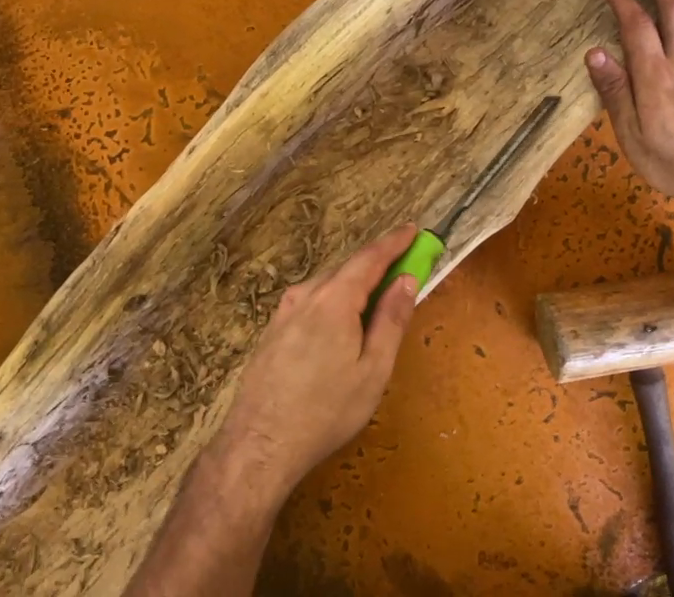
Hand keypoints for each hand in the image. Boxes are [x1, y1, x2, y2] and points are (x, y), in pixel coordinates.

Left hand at [213, 224, 420, 497]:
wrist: (260, 444)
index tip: (413, 230)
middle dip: (376, 264)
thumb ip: (391, 321)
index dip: (394, 243)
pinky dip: (332, 301)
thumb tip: (407, 281)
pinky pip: (309, 303)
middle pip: (346, 269)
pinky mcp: (272, 332)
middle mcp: (305, 296)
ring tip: (376, 300)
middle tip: (403, 269)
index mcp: (333, 300)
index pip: (369, 258)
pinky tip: (340, 326)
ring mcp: (283, 313)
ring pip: (325, 286)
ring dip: (353, 285)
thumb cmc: (326, 411)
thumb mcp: (373, 370)